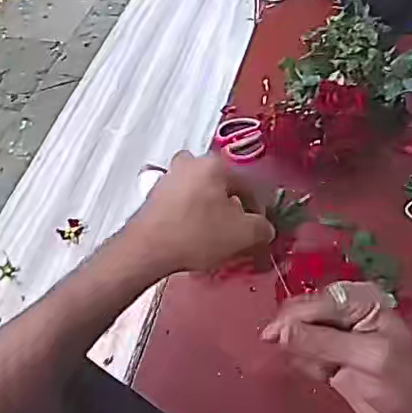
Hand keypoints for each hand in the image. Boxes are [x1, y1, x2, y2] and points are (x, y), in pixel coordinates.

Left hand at [119, 150, 272, 278]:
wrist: (147, 250)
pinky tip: (192, 234)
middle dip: (231, 205)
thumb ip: (262, 227)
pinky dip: (190, 214)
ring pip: (200, 191)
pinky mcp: (153, 195)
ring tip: (214, 234)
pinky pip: (182, 201)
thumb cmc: (196, 234)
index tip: (258, 226)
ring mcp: (168, 176)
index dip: (257, 208)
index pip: (247, 184)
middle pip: (221, 184)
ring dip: (209, 208)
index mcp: (214, 163)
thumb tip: (263, 228)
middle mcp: (190, 162)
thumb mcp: (242, 234)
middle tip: (236, 228)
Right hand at [262, 282, 411, 412]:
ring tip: (328, 371)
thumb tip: (283, 331)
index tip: (272, 335)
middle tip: (305, 361)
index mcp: (362, 300)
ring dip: (304, 355)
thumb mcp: (368, 359)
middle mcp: (345, 309)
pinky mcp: (325, 351)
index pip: (319, 301)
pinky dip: (307, 365)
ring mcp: (334, 330)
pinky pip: (300, 351)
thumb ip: (325, 343)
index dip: (294, 316)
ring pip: (297, 333)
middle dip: (298, 337)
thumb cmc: (399, 384)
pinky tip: (326, 375)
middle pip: (303, 313)